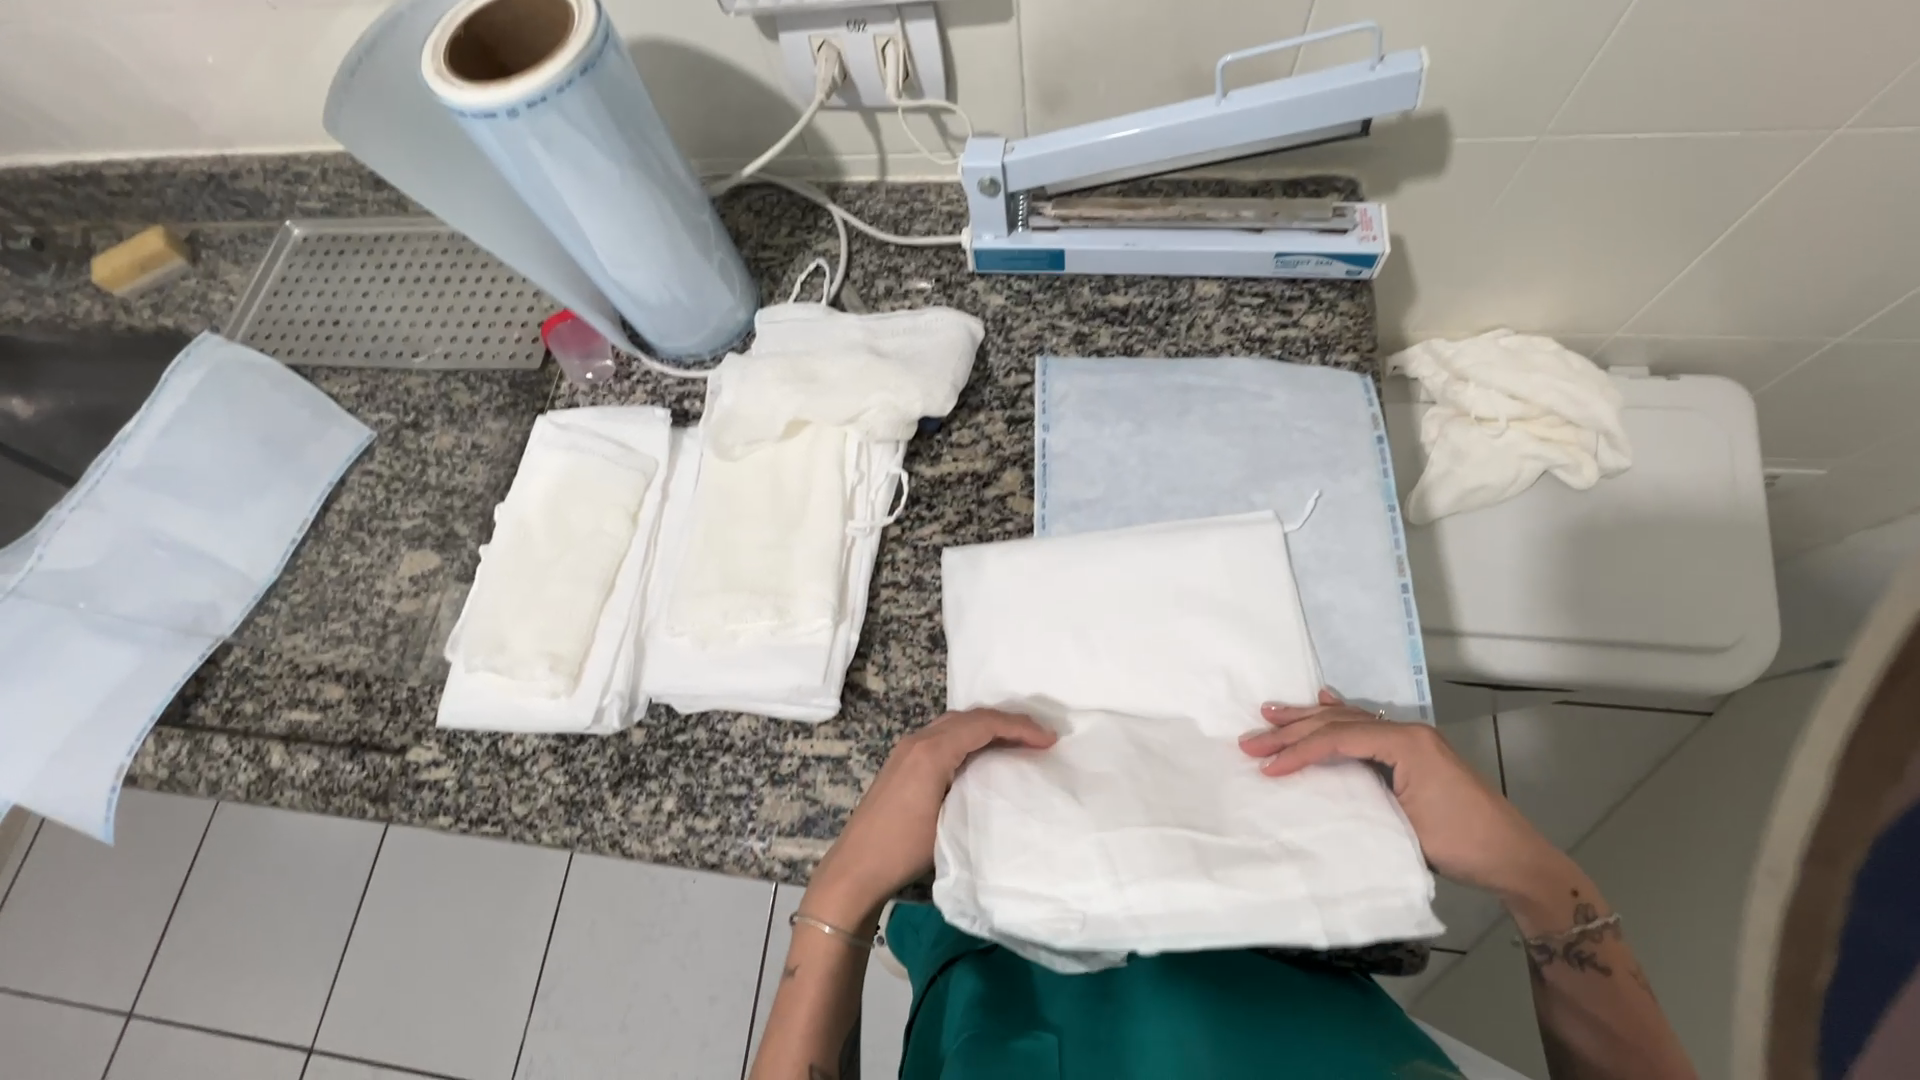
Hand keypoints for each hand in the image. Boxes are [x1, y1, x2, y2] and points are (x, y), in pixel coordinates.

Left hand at [805, 709, 1056, 928]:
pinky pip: (943, 735)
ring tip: (1018, 741)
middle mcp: (918, 740)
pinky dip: (969, 736)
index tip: (1049, 740)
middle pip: (970, 717)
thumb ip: (976, 790)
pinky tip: (983, 752)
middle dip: (1007, 721)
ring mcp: (906, 749)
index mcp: (931, 751)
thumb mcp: (950, 821)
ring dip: (987, 727)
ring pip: (955, 723)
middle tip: (1040, 736)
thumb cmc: (903, 849)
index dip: (1020, 727)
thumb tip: (1004, 779)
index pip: (983, 724)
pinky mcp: (902, 761)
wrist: (855, 868)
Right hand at [1239, 689, 1573, 902]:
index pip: (1338, 739)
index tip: (1266, 767)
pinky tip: (1321, 701)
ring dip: (1307, 718)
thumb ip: (1361, 801)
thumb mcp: (1406, 828)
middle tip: (1251, 738)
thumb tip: (1316, 794)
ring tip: (1270, 713)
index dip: (1298, 752)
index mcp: (1407, 744)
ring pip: (1349, 719)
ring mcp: (1412, 738)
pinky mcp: (1414, 750)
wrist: (1515, 857)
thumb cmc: (1463, 845)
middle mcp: (1408, 731)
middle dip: (1291, 730)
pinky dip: (1338, 714)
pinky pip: (1366, 723)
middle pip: (1338, 723)